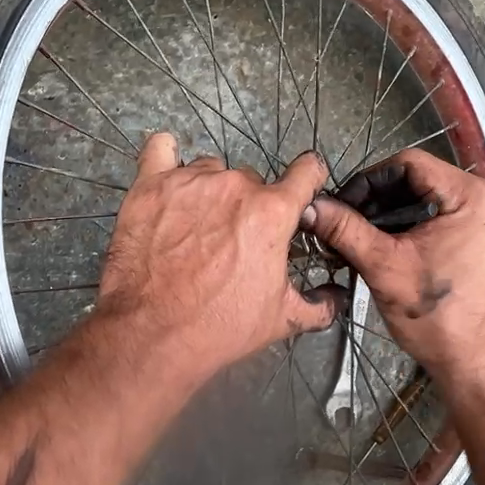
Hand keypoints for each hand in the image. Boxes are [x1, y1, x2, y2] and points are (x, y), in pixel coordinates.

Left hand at [94, 134, 335, 383]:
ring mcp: (189, 182)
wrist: (153, 333)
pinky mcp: (149, 186)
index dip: (307, 181)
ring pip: (210, 170)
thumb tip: (335, 299)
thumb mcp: (280, 319)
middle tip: (232, 241)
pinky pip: (160, 150)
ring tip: (194, 228)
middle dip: (247, 206)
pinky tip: (168, 179)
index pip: (305, 172)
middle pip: (251, 181)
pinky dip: (165, 158)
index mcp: (271, 212)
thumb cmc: (218, 326)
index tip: (300, 191)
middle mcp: (233, 187)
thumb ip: (318, 305)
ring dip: (209, 192)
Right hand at [306, 149, 484, 389]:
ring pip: (426, 198)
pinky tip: (382, 244)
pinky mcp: (482, 237)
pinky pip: (439, 216)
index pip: (409, 164)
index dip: (368, 180)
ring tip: (357, 235)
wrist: (475, 362)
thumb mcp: (383, 267)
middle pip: (419, 179)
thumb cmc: (435, 316)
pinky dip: (409, 226)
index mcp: (473, 196)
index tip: (341, 205)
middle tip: (344, 222)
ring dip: (389, 213)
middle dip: (376, 200)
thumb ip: (345, 230)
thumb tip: (309, 206)